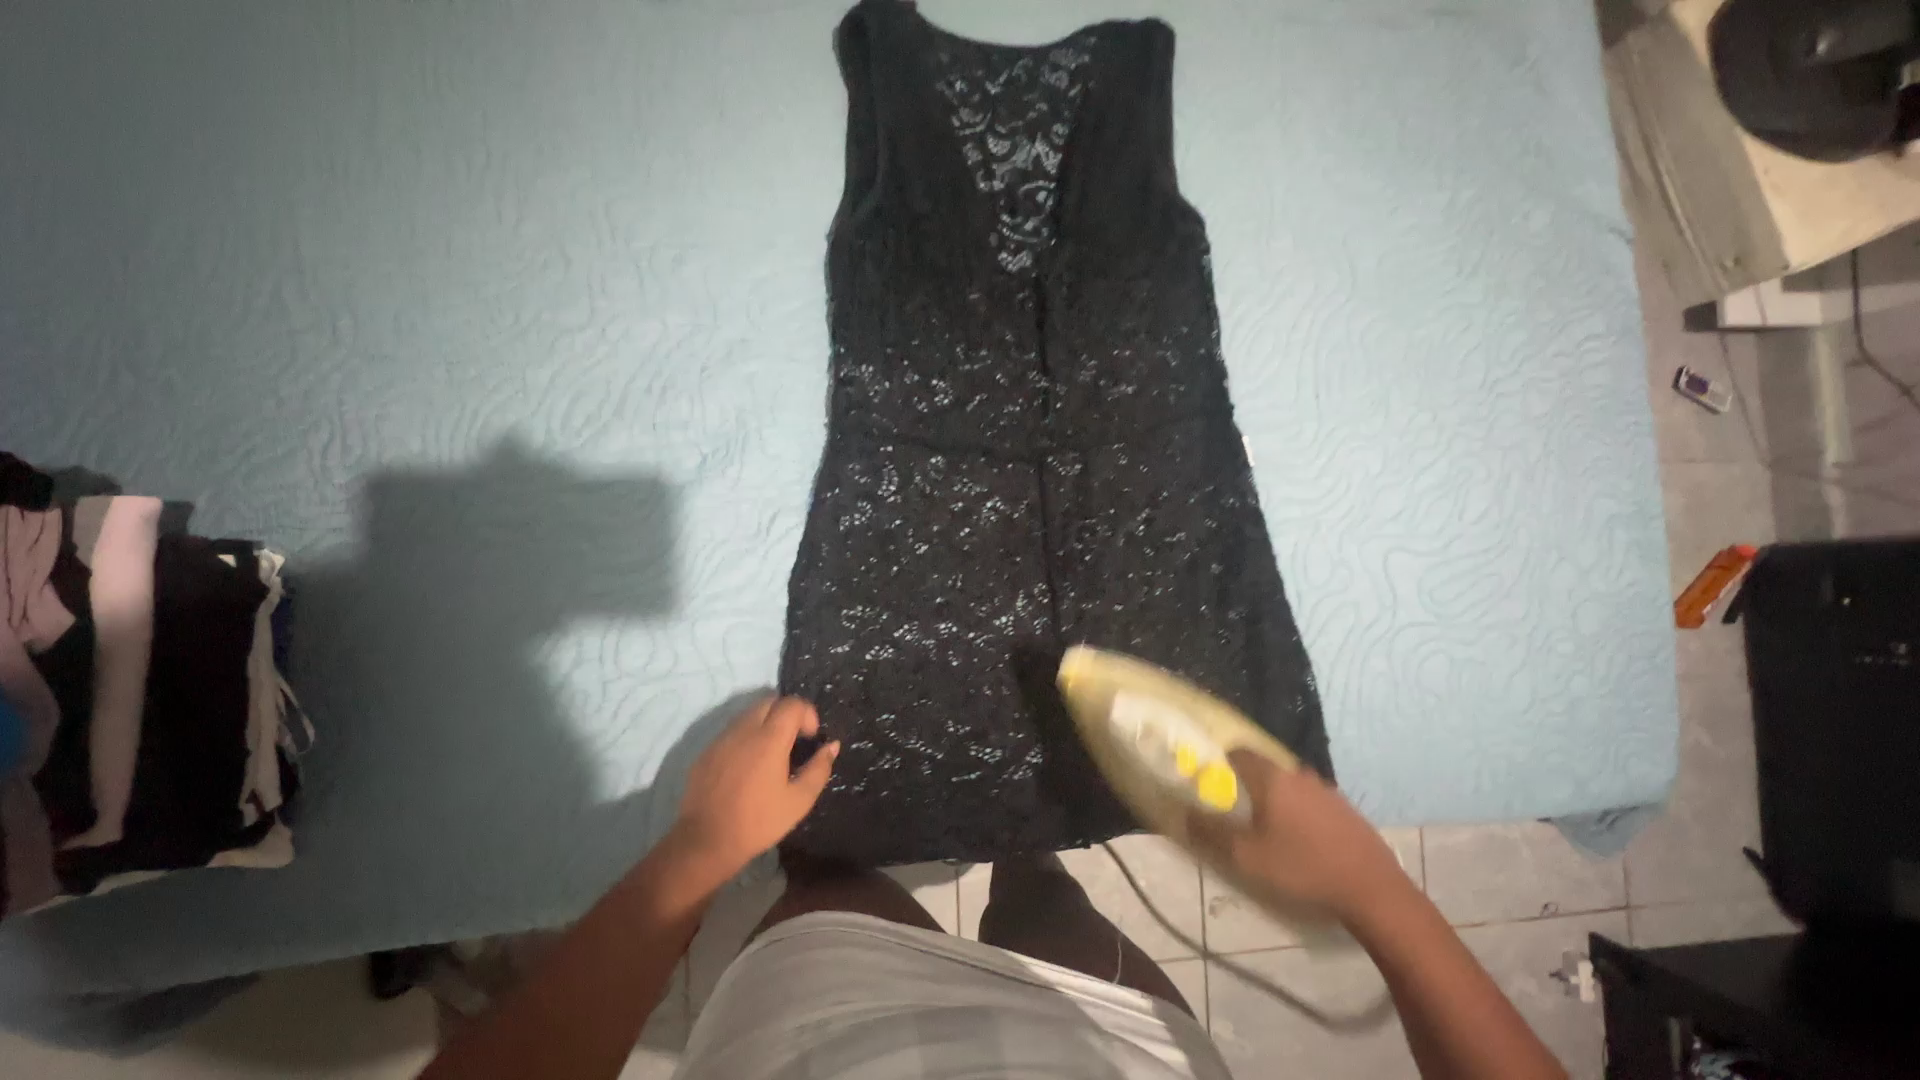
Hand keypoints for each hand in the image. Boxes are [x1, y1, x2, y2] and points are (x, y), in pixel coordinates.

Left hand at [669, 696, 837, 876]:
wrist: (706, 841)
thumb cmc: (759, 822)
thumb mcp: (799, 801)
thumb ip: (819, 768)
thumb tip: (831, 745)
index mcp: (769, 739)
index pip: (792, 704)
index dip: (807, 714)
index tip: (810, 739)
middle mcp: (743, 730)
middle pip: (769, 701)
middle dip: (787, 713)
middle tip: (794, 742)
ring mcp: (721, 739)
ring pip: (748, 714)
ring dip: (766, 724)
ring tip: (772, 755)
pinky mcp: (706, 752)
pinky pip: (732, 732)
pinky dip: (746, 737)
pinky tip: (748, 767)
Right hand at [1186, 750, 1411, 923]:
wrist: (1374, 891)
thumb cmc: (1302, 868)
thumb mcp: (1247, 857)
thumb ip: (1211, 833)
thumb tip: (1183, 812)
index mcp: (1273, 778)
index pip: (1240, 751)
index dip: (1221, 761)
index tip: (1211, 781)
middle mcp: (1300, 775)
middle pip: (1265, 769)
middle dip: (1248, 785)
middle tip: (1235, 812)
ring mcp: (1328, 792)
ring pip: (1290, 787)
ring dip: (1276, 801)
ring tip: (1267, 830)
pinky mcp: (1346, 812)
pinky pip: (1312, 802)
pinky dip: (1299, 814)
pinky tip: (1300, 842)